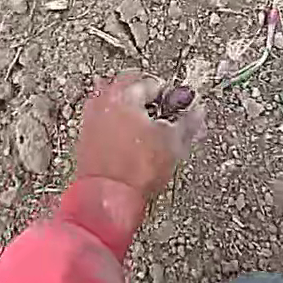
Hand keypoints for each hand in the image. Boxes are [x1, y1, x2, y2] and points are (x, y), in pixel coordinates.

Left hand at [73, 72, 205, 200]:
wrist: (107, 199)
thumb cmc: (137, 169)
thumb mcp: (173, 142)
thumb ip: (188, 121)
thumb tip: (197, 111)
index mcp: (124, 94)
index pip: (153, 83)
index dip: (170, 98)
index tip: (178, 111)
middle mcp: (103, 101)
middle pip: (131, 92)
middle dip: (149, 103)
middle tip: (164, 119)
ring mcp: (91, 120)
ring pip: (118, 108)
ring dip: (134, 115)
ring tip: (149, 134)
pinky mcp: (85, 139)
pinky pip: (107, 124)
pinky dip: (120, 129)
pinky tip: (132, 146)